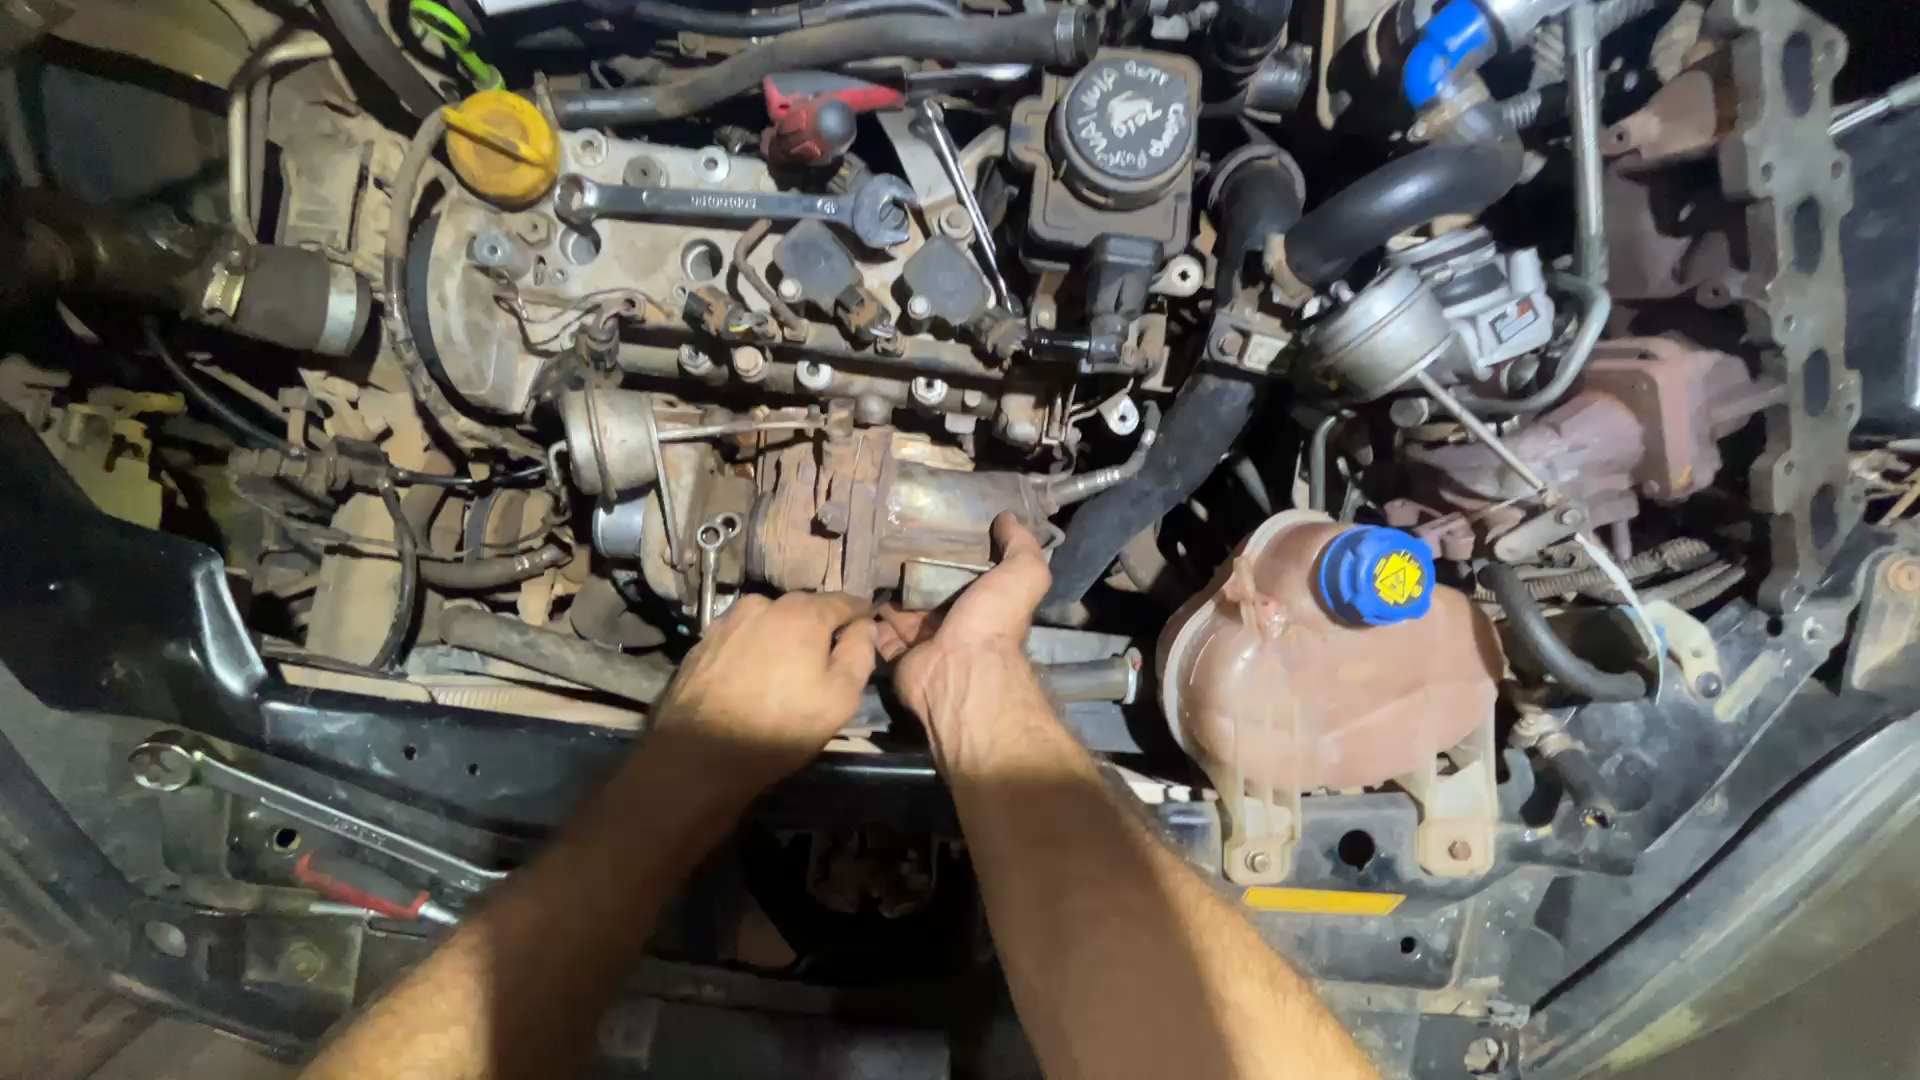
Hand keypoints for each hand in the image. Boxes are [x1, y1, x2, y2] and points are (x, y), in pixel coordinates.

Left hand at [649, 592, 876, 791]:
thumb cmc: (781, 726)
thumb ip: (860, 653)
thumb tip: (865, 625)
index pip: (845, 601)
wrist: (698, 755)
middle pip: (806, 608)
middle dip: (821, 627)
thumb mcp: (841, 698)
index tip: (867, 629)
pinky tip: (753, 678)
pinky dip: (755, 649)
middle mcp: (764, 604)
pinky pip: (743, 637)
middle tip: (828, 659)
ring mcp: (728, 620)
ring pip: (771, 621)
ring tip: (787, 670)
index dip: (861, 615)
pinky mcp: (703, 642)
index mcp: (803, 612)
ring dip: (784, 637)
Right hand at [875, 513, 1050, 738]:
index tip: (928, 519)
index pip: (962, 570)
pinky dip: (868, 616)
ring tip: (864, 557)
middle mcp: (953, 620)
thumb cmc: (993, 620)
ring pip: (899, 607)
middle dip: (909, 566)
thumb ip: (1020, 545)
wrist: (960, 670)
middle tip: (885, 535)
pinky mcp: (897, 654)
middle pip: (927, 587)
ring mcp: (923, 639)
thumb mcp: (1023, 573)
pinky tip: (856, 590)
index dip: (949, 549)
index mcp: (982, 602)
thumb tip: (1008, 516)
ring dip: (885, 588)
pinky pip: (877, 632)